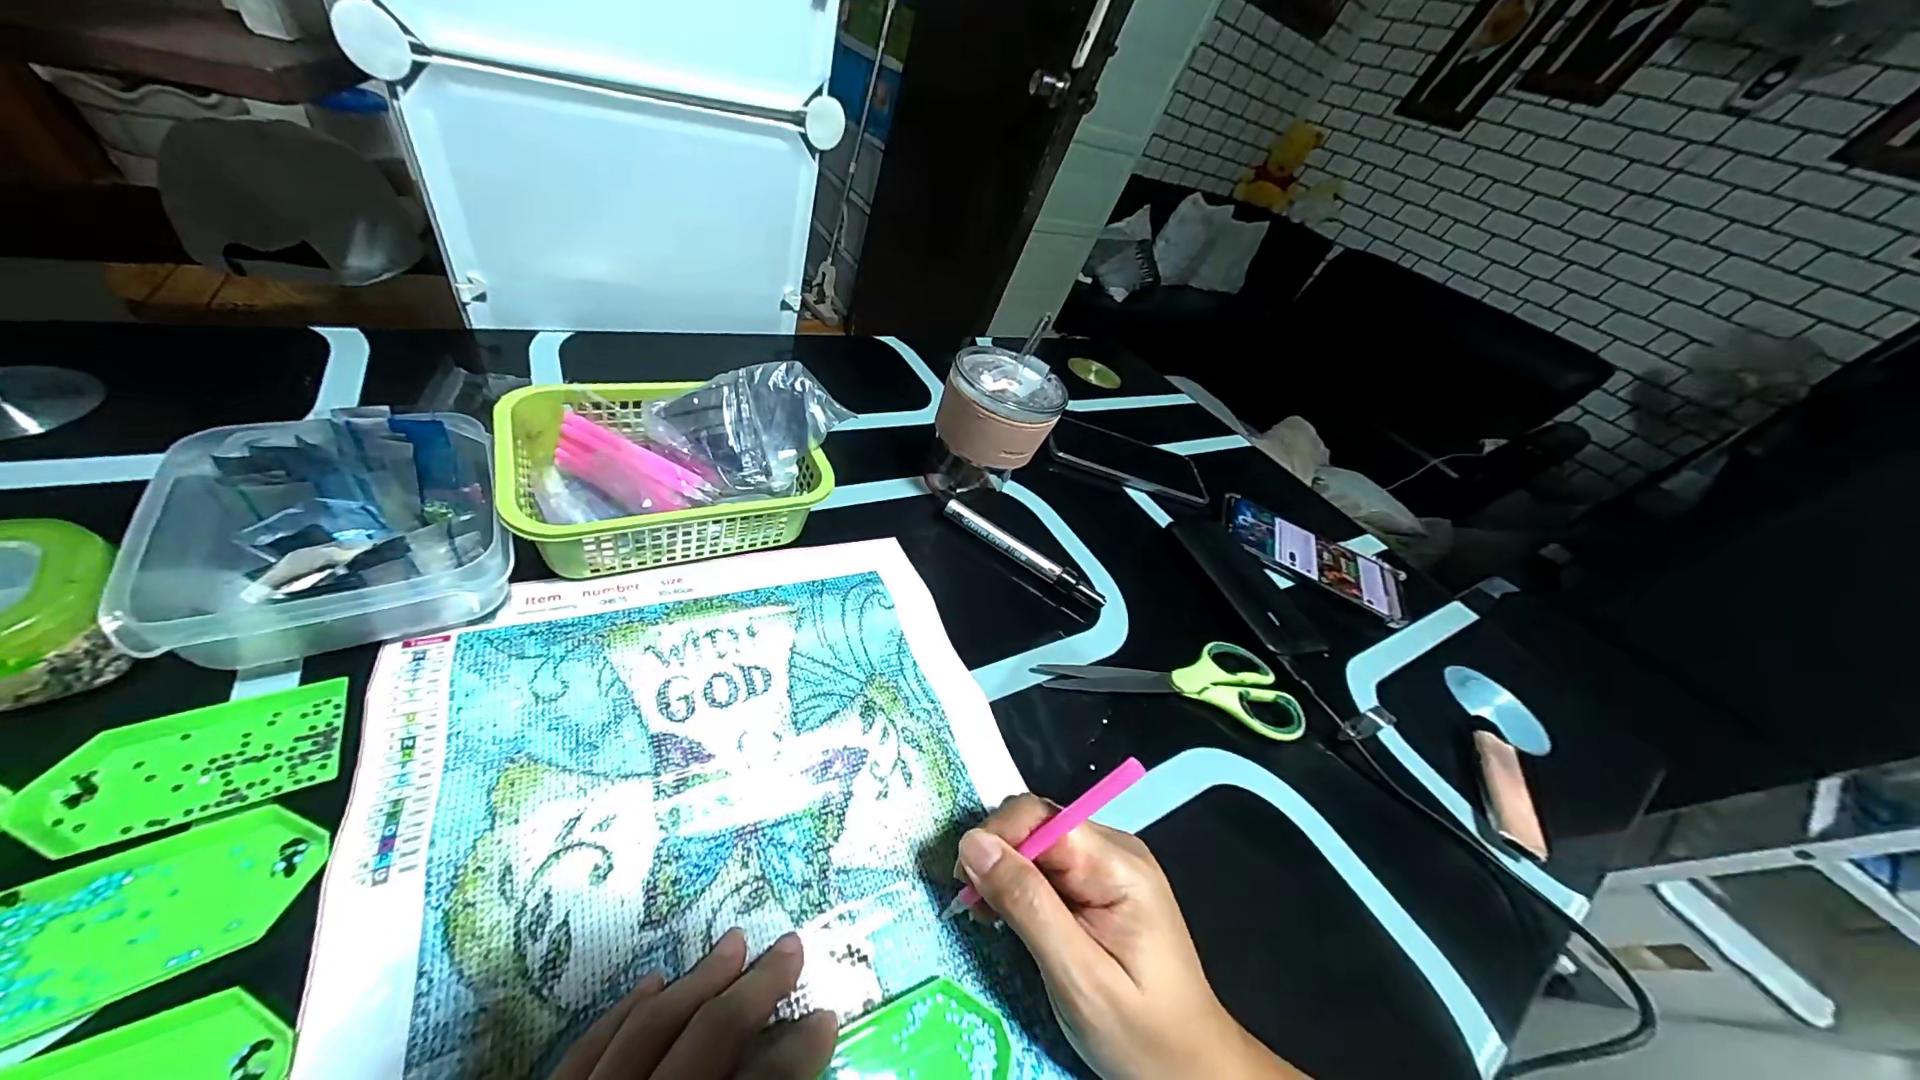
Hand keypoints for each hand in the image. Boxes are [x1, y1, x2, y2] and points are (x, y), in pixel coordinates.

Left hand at [547, 929, 837, 1079]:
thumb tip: (797, 1057)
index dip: (799, 1051)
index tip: (827, 1017)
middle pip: (709, 1036)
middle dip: (757, 987)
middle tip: (791, 946)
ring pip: (649, 1029)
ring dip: (698, 981)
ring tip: (734, 942)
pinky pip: (583, 1051)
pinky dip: (621, 1014)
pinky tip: (650, 983)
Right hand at [955, 795, 1310, 1079]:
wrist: (1192, 1068)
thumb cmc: (1140, 1032)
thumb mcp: (1077, 976)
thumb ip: (1026, 904)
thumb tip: (973, 843)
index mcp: (1117, 863)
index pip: (1042, 817)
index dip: (997, 839)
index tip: (966, 886)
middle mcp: (1114, 849)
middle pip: (1038, 824)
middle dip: (997, 857)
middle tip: (975, 909)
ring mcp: (1109, 864)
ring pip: (1038, 844)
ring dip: (1006, 873)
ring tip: (991, 918)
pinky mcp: (1100, 884)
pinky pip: (1050, 866)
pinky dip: (1022, 886)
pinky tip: (1013, 917)